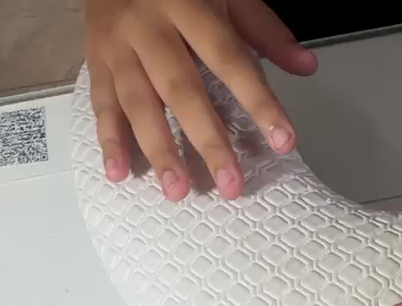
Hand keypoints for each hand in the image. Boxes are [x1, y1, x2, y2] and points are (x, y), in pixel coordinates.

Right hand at [85, 0, 317, 198]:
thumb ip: (264, 30)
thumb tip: (307, 66)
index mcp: (188, 2)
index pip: (230, 59)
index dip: (258, 101)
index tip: (283, 142)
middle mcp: (149, 24)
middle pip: (182, 89)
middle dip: (208, 141)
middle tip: (230, 186)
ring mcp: (117, 43)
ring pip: (139, 101)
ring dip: (158, 150)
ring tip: (177, 192)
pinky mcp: (94, 58)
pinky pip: (101, 102)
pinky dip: (109, 140)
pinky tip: (119, 174)